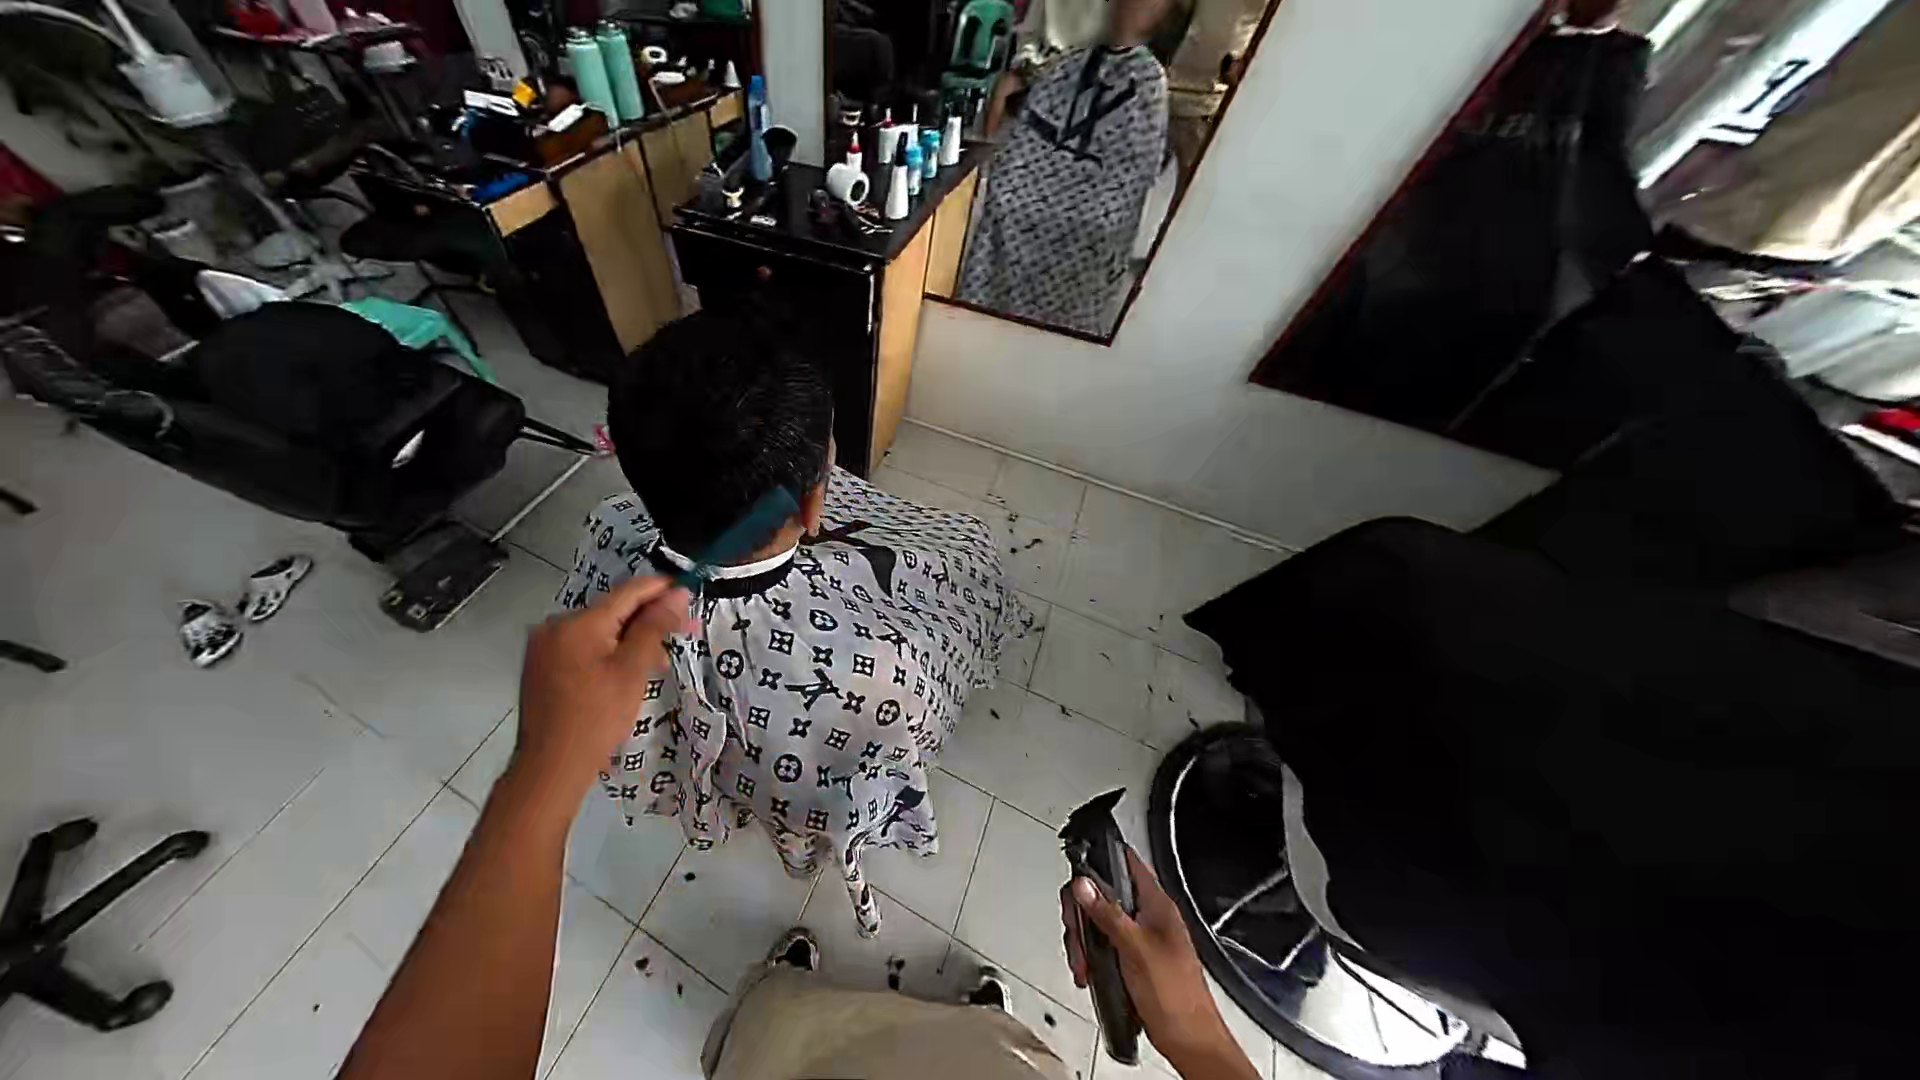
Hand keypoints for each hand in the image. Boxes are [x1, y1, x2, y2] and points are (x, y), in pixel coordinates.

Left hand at [508, 576, 691, 806]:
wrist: (551, 767)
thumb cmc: (598, 717)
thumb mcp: (634, 669)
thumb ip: (656, 625)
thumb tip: (679, 593)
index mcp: (578, 623)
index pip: (629, 591)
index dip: (662, 588)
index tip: (690, 592)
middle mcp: (557, 625)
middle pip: (615, 609)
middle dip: (651, 619)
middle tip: (684, 632)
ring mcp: (546, 645)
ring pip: (602, 628)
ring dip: (633, 637)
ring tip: (659, 661)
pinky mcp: (543, 663)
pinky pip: (586, 644)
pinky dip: (612, 650)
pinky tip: (630, 669)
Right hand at [1062, 847, 1242, 1072]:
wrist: (1191, 1046)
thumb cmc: (1176, 999)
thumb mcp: (1136, 949)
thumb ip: (1108, 914)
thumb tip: (1083, 884)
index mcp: (1156, 904)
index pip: (1126, 861)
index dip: (1102, 856)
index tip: (1079, 869)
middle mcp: (1147, 915)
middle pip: (1103, 893)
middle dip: (1082, 911)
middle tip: (1076, 929)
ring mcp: (1139, 937)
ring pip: (1099, 920)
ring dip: (1084, 938)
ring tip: (1083, 961)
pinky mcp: (1132, 958)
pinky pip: (1102, 944)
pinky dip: (1091, 954)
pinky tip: (1088, 970)